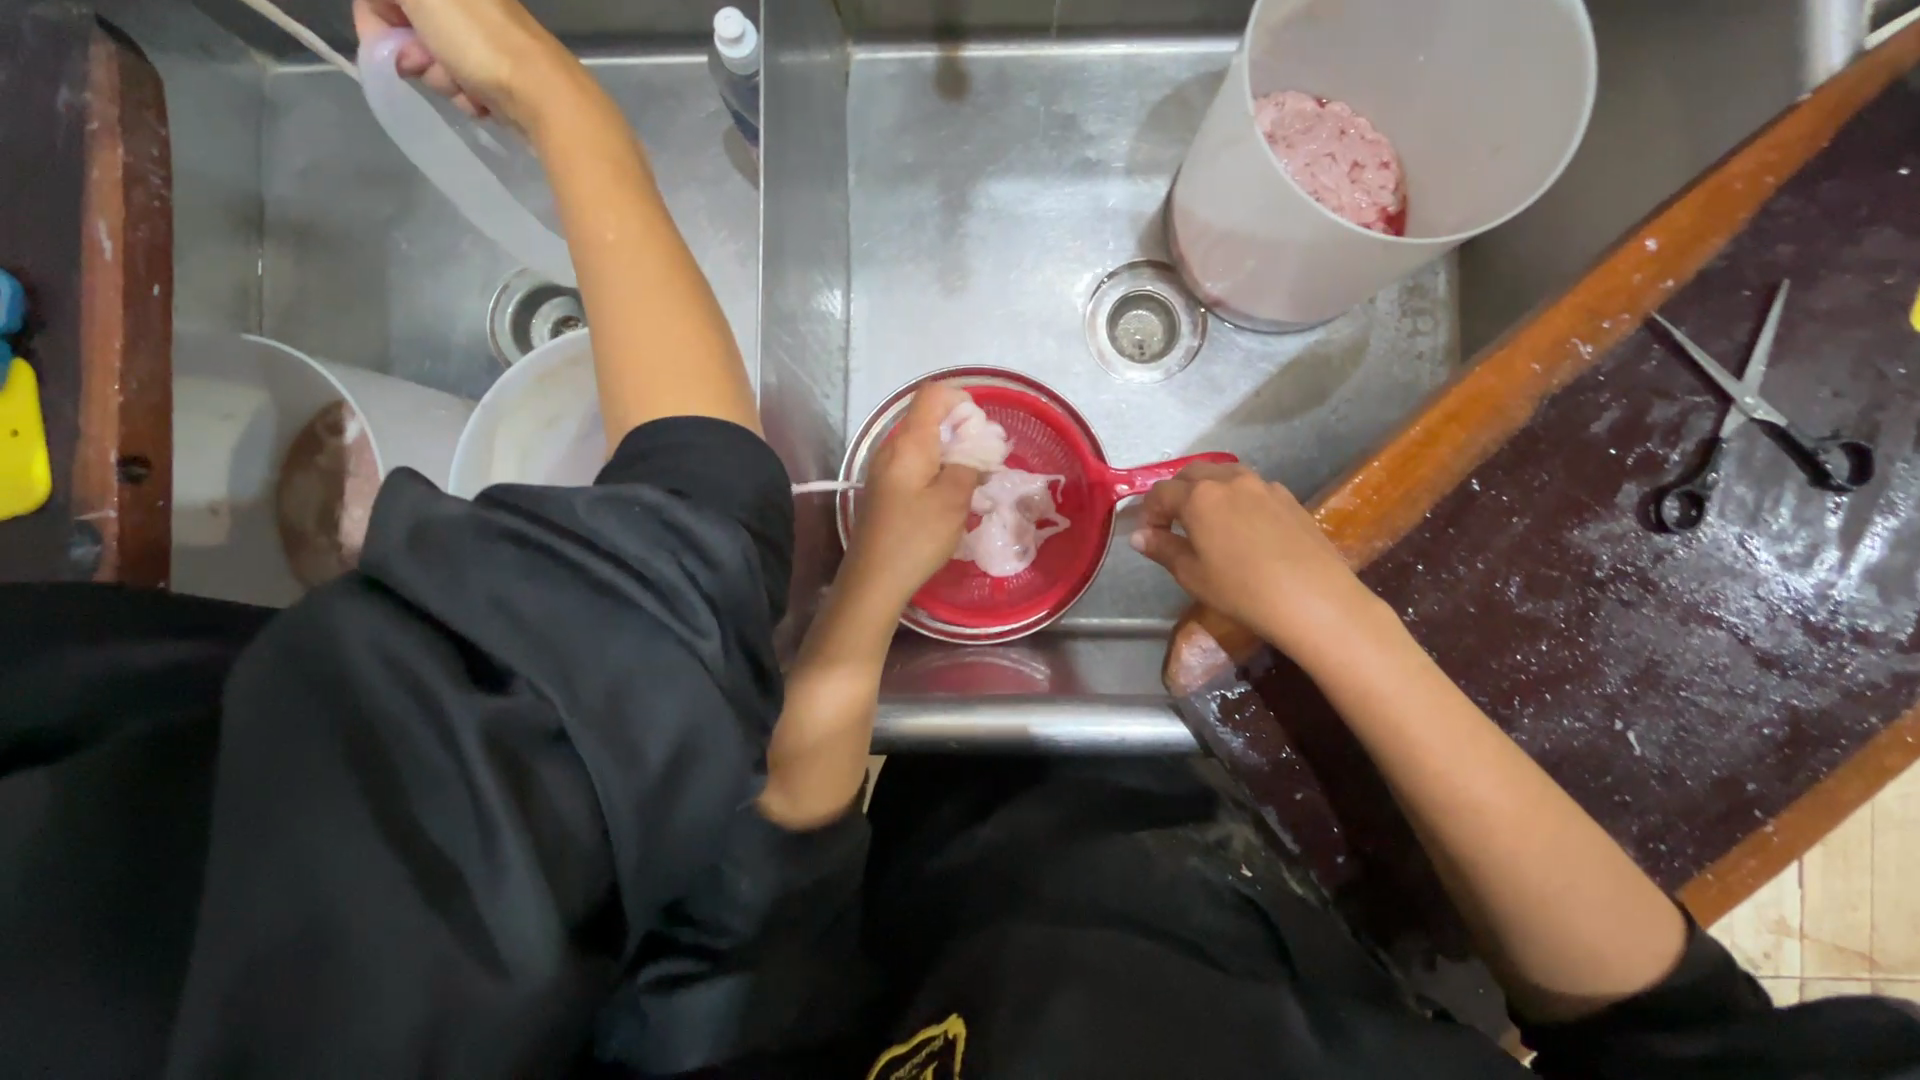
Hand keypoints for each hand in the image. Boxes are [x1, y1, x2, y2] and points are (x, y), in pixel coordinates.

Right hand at [352, 0, 575, 128]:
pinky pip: (466, 86)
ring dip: (443, 80)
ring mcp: (486, 41)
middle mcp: (468, 5)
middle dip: (416, 55)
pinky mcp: (503, 76)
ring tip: (466, 87)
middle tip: (433, 66)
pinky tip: (483, 102)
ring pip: (437, 62)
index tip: (385, 45)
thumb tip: (383, 10)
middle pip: (411, 30)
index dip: (377, 20)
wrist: (546, 96)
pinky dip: (468, 97)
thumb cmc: (478, 40)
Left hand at [845, 384, 980, 608]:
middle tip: (985, 461)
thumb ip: (970, 463)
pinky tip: (951, 498)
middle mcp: (892, 448)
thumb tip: (981, 441)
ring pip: (924, 444)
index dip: (962, 401)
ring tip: (973, 482)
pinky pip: (916, 465)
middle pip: (929, 418)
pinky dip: (938, 470)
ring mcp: (885, 469)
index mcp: (909, 443)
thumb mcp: (953, 499)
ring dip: (952, 454)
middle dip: (962, 431)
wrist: (873, 580)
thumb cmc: (916, 537)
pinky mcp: (886, 490)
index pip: (933, 394)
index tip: (982, 431)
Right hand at [1131, 463, 1381, 655]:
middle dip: (1176, 494)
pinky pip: (1252, 488)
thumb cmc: (1241, 590)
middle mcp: (1229, 480)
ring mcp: (1263, 485)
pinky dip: (1237, 499)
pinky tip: (1244, 528)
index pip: (1160, 493)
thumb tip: (1139, 536)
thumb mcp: (1192, 574)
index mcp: (1199, 496)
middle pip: (1192, 474)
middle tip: (1174, 524)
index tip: (1150, 537)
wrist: (1313, 598)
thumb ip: (1162, 549)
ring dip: (1208, 490)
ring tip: (1209, 521)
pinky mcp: (1288, 498)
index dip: (1149, 513)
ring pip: (1225, 475)